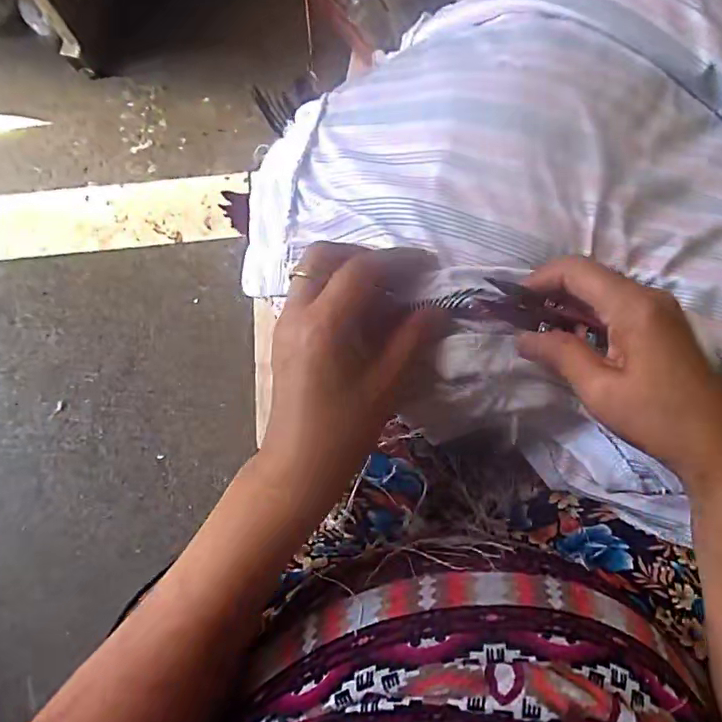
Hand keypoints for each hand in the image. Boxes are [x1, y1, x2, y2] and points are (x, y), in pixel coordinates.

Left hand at [258, 243, 445, 503]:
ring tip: (383, 292)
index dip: (398, 260)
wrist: (297, 466)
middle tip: (399, 273)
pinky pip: (307, 291)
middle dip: (365, 254)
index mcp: (323, 324)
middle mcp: (297, 312)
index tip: (428, 264)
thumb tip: (438, 308)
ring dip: (347, 269)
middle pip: (325, 255)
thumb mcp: (386, 386)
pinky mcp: (283, 334)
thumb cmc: (344, 432)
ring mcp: (284, 322)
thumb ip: (412, 339)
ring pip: (311, 270)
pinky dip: (334, 288)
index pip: (361, 269)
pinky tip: (361, 315)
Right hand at [514, 257, 721, 489]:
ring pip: (605, 294)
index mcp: (634, 306)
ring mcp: (660, 311)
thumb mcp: (600, 389)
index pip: (577, 270)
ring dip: (570, 307)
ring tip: (538, 331)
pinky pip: (620, 310)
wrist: (715, 445)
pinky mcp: (664, 327)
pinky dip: (592, 319)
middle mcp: (649, 297)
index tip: (512, 301)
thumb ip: (561, 354)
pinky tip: (572, 341)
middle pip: (591, 278)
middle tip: (519, 319)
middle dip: (552, 293)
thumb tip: (522, 337)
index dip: (540, 279)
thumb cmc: (656, 418)